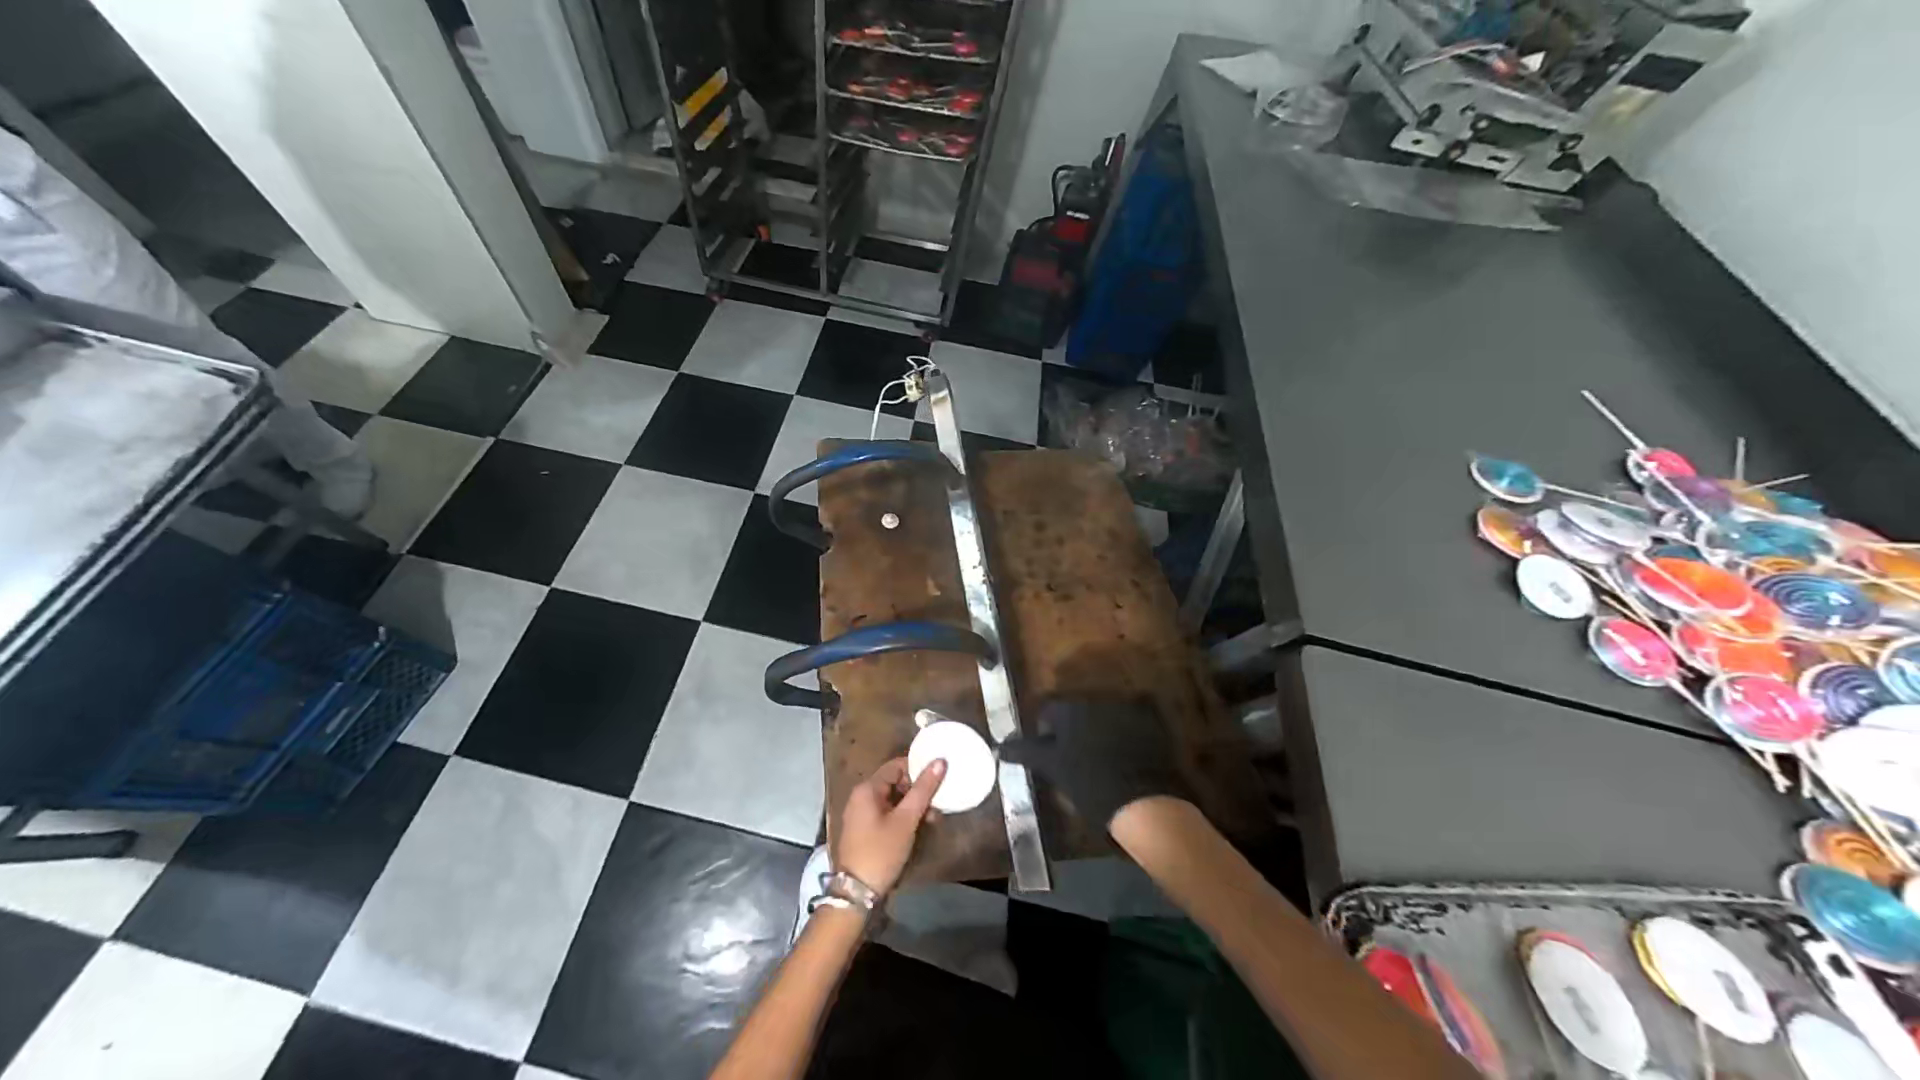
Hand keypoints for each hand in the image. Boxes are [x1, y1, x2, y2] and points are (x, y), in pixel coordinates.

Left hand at [834, 756, 945, 894]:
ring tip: (933, 818)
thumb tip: (939, 761)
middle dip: (917, 790)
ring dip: (912, 806)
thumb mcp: (906, 820)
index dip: (918, 769)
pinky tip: (918, 827)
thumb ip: (923, 790)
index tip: (938, 778)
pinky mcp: (864, 830)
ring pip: (892, 800)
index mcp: (867, 788)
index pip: (896, 765)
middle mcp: (861, 797)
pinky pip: (887, 814)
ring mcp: (861, 815)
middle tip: (938, 802)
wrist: (856, 893)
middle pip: (894, 782)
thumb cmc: (881, 851)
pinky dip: (902, 817)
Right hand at [999, 699, 1190, 830]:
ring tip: (1098, 760)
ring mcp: (1125, 709)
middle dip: (1072, 729)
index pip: (1048, 712)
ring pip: (1101, 717)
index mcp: (1069, 709)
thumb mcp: (1051, 768)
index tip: (1050, 754)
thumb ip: (1025, 752)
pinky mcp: (1150, 723)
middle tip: (1072, 758)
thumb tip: (1000, 747)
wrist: (1140, 801)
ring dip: (1097, 731)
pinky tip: (1122, 760)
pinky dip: (1122, 737)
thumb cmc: (1087, 783)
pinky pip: (1128, 724)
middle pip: (1075, 712)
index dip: (1046, 732)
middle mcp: (1096, 700)